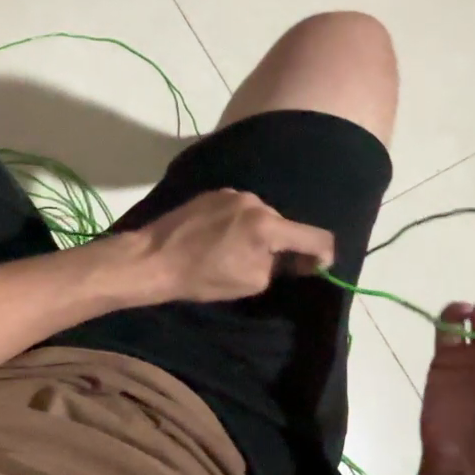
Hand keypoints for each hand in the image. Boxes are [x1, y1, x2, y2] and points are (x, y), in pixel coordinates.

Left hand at [134, 189, 334, 302]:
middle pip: (285, 225)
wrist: (151, 258)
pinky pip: (239, 209)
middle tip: (269, 266)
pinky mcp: (211, 193)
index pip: (316, 237)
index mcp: (267, 224)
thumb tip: (294, 259)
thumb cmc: (201, 275)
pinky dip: (239, 224)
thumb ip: (281, 267)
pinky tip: (220, 240)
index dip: (322, 256)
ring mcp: (230, 193)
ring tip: (237, 253)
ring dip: (259, 233)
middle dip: (284, 245)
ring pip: (261, 216)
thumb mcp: (251, 281)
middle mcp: (253, 201)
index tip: (314, 269)